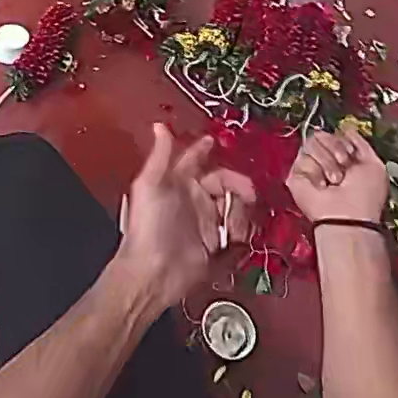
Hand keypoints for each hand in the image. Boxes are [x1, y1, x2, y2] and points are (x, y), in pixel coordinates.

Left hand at [113, 125, 254, 308]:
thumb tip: (159, 125)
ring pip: (234, 205)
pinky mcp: (216, 244)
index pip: (196, 160)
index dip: (206, 150)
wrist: (153, 272)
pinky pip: (237, 230)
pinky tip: (237, 234)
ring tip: (238, 219)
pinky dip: (242, 230)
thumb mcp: (150, 184)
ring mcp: (206, 222)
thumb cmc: (148, 226)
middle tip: (249, 191)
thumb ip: (160, 155)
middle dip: (238, 184)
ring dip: (241, 209)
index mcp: (178, 183)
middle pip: (224, 182)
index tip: (218, 144)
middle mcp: (194, 199)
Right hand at [286, 125, 387, 223]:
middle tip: (343, 166)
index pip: (335, 134)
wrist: (348, 215)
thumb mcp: (374, 164)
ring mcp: (310, 166)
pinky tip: (321, 185)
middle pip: (322, 134)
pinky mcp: (297, 174)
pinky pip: (303, 158)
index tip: (351, 154)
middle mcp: (325, 160)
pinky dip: (315, 171)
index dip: (344, 141)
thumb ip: (361, 143)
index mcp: (342, 158)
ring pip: (312, 143)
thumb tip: (346, 128)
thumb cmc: (365, 196)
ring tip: (333, 180)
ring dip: (327, 162)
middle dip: (336, 148)